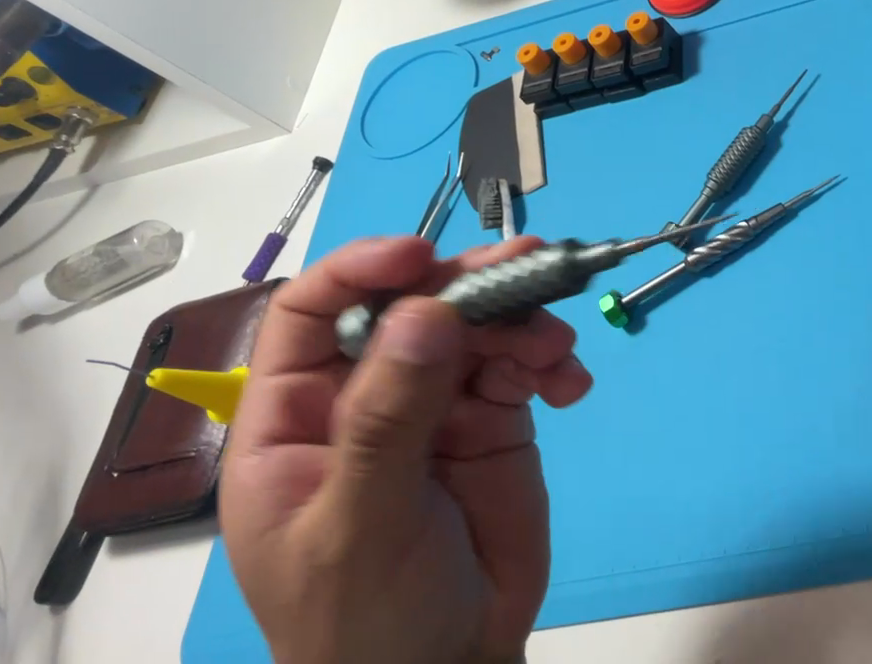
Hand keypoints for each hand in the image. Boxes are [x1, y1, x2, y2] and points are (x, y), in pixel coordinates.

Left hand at [221, 235, 592, 663]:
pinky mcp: (495, 418)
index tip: (425, 257)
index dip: (361, 271)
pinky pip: (525, 365)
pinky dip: (553, 363)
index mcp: (298, 415)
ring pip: (480, 326)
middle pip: (415, 307)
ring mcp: (436, 404)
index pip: (312, 313)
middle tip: (532, 270)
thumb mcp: (363, 522)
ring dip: (525, 323)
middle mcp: (367, 395)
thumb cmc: (367, 615)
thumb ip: (389, 418)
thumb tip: (427, 312)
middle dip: (472, 285)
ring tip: (558, 350)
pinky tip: (572, 387)